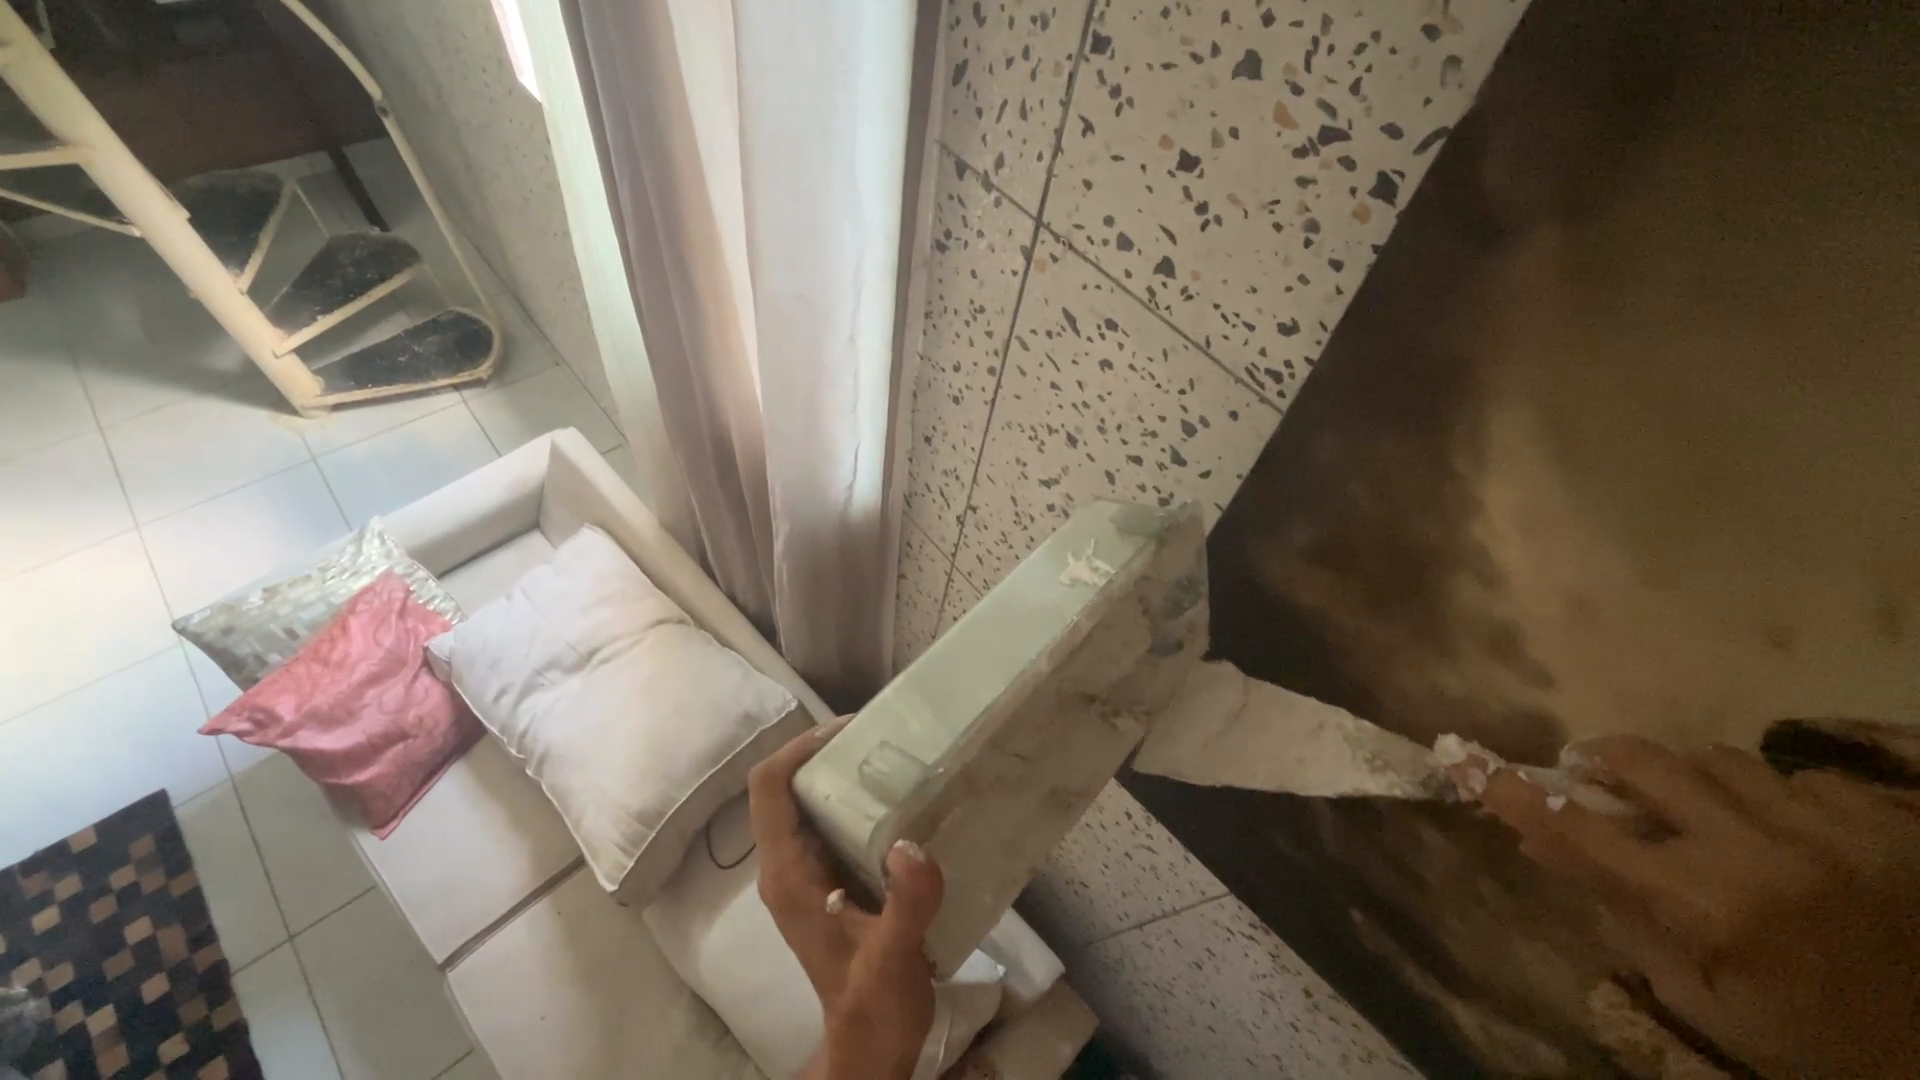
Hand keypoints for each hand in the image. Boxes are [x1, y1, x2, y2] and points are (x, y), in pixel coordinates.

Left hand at [748, 721, 945, 1079]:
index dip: (799, 748)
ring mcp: (803, 874)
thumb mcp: (895, 955)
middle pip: (785, 787)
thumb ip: (906, 903)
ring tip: (891, 754)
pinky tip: (897, 798)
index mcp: (787, 875)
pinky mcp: (825, 882)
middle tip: (880, 735)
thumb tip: (910, 845)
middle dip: (825, 752)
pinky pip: (828, 822)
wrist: (871, 1043)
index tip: (849, 730)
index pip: (769, 789)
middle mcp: (786, 867)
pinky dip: (854, 799)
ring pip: (805, 802)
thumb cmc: (876, 1003)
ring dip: (840, 773)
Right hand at [1456, 734, 1919, 1078]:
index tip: (1460, 755)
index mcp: (1707, 906)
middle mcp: (1764, 854)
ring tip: (1690, 808)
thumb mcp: (1693, 993)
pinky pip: (1795, 775)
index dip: (1512, 791)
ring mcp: (1833, 831)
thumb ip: (1615, 906)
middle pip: (1645, 762)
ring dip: (1684, 778)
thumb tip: (1537, 838)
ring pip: (1717, 757)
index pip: (1578, 830)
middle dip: (1601, 762)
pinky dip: (1766, 794)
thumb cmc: (1801, 1042)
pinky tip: (1774, 829)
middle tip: (1588, 775)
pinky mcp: (1887, 824)